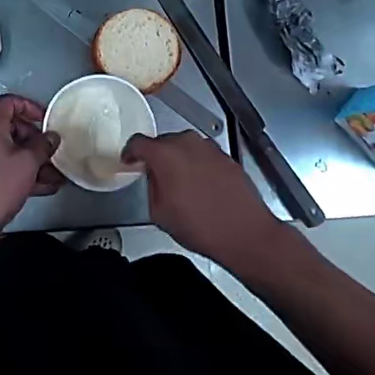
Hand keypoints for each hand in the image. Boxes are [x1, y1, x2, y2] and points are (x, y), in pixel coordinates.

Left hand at [0, 95, 63, 237]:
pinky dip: (26, 173)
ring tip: (55, 174)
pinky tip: (45, 186)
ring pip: (14, 151)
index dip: (30, 106)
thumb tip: (52, 137)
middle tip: (52, 151)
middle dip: (37, 139)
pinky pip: (9, 168)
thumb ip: (43, 145)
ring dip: (35, 160)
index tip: (45, 119)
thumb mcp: (28, 163)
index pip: (9, 103)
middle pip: (14, 128)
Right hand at [122, 131, 289, 264]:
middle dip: (157, 157)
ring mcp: (210, 148)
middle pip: (163, 142)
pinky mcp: (226, 157)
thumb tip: (152, 178)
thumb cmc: (203, 226)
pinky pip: (204, 155)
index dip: (130, 153)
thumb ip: (150, 186)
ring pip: (185, 147)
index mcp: (165, 155)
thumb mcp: (159, 213)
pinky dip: (198, 165)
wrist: (244, 233)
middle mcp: (188, 144)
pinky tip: (201, 187)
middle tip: (155, 178)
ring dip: (179, 160)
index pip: (138, 143)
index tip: (130, 162)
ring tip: (181, 186)